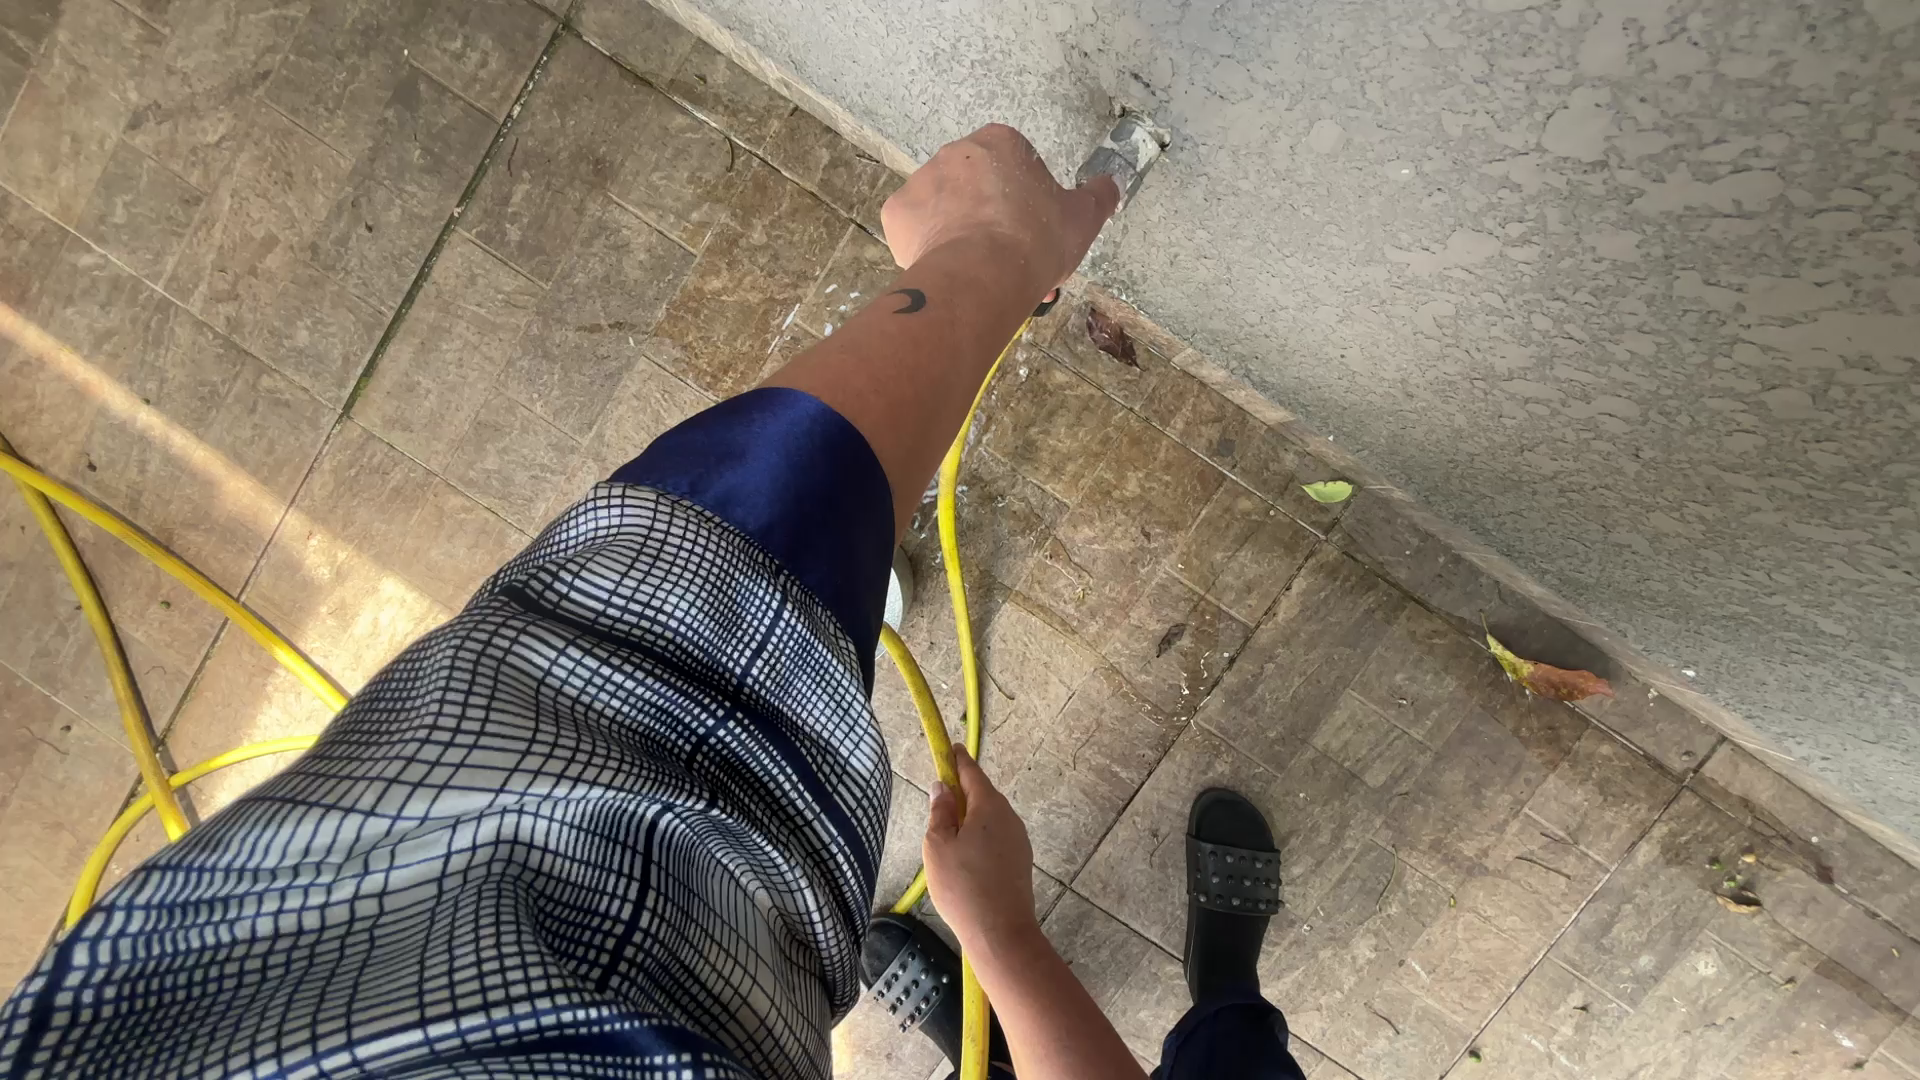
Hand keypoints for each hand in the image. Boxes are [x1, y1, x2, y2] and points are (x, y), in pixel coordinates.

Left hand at [881, 124, 1118, 299]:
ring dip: (961, 237)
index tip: (1032, 238)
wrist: (982, 275)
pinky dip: (929, 251)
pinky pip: (915, 233)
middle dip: (992, 223)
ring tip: (978, 276)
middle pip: (977, 191)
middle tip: (1007, 264)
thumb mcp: (1082, 219)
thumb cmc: (1034, 242)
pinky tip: (949, 272)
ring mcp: (921, 181)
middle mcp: (955, 152)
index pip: (1015, 169)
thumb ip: (1098, 197)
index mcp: (1000, 143)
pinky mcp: (896, 215)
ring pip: (945, 212)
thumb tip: (1110, 186)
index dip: (1026, 207)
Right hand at [923, 748, 1038, 950]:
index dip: (958, 759)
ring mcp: (1018, 838)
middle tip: (940, 802)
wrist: (1001, 934)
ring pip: (990, 817)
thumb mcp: (938, 846)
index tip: (950, 748)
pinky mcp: (1021, 859)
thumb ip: (940, 812)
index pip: (971, 772)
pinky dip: (981, 836)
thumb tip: (942, 787)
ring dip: (971, 818)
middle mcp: (1008, 816)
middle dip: (962, 793)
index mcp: (988, 806)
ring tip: (949, 840)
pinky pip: (997, 836)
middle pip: (982, 794)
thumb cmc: (963, 887)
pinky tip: (967, 858)